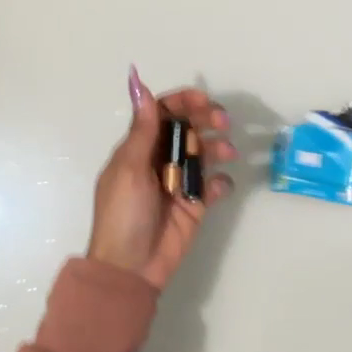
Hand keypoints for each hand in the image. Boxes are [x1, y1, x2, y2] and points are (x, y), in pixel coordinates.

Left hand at [87, 67, 236, 289]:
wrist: (131, 267)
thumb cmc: (123, 214)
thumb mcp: (130, 168)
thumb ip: (143, 129)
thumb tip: (138, 83)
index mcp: (139, 148)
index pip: (163, 113)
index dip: (183, 103)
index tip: (203, 101)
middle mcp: (160, 160)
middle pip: (188, 129)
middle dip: (206, 120)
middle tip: (223, 122)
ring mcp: (179, 182)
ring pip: (204, 153)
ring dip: (217, 147)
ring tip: (228, 153)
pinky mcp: (196, 205)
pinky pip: (214, 185)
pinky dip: (220, 182)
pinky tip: (218, 187)